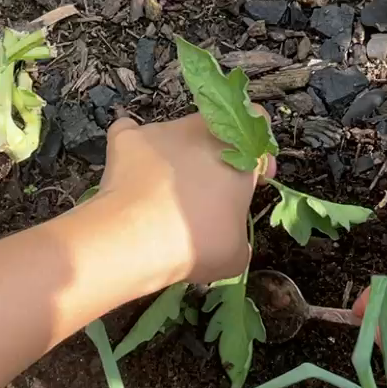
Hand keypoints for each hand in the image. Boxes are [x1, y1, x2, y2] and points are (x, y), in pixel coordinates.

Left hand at [82, 114, 263, 290]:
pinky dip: (132, 149)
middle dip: (216, 156)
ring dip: (175, 155)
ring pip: (175, 135)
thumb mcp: (235, 257)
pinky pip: (131, 134)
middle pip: (216, 133)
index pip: (258, 137)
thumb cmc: (196, 244)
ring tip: (162, 192)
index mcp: (238, 156)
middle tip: (208, 189)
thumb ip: (240, 239)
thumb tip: (234, 243)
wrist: (137, 238)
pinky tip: (130, 174)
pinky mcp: (127, 137)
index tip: (254, 180)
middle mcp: (203, 133)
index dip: (258, 158)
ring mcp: (163, 130)